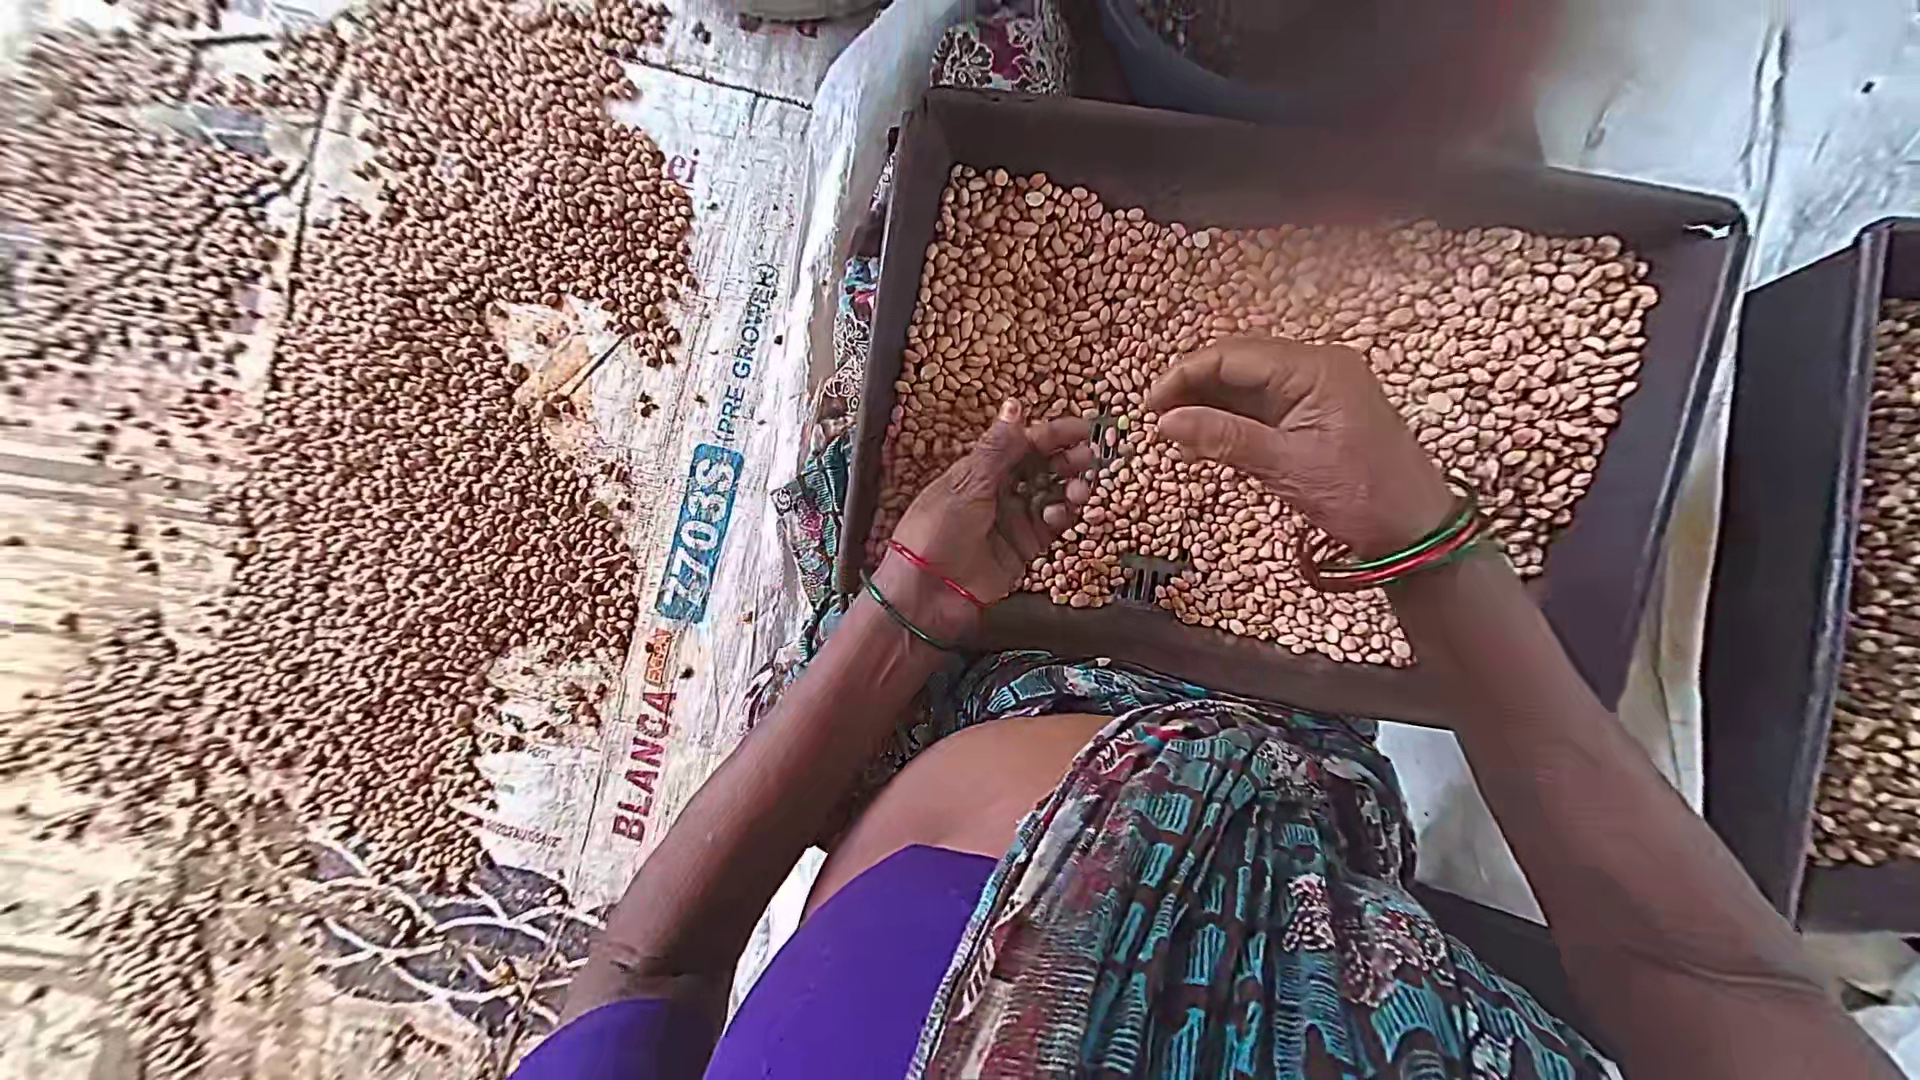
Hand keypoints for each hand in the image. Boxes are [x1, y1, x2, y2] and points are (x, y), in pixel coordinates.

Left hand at [877, 400, 1093, 640]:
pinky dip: (1060, 516)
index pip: (1022, 444)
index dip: (1052, 434)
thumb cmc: (936, 531)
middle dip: (1066, 461)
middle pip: (1041, 468)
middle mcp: (998, 491)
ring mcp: (1012, 520)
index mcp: (979, 469)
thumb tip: (1014, 404)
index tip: (1083, 429)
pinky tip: (1058, 514)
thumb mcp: (967, 484)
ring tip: (1078, 490)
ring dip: (1068, 488)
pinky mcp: (1023, 548)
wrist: (927, 592)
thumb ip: (998, 448)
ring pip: (1051, 495)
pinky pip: (1050, 526)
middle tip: (1086, 459)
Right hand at [1146, 337, 1452, 557]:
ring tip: (1173, 437)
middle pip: (1234, 366)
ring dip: (1203, 409)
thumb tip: (1166, 421)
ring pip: (1240, 389)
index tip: (1150, 406)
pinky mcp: (1305, 417)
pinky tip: (1199, 446)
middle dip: (1190, 390)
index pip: (1233, 355)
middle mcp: (1312, 370)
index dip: (1184, 375)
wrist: (1412, 530)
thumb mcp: (1286, 466)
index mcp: (1315, 369)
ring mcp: (1309, 393)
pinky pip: (1252, 411)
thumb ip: (1224, 438)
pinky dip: (1222, 425)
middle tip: (1156, 422)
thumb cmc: (1360, 494)